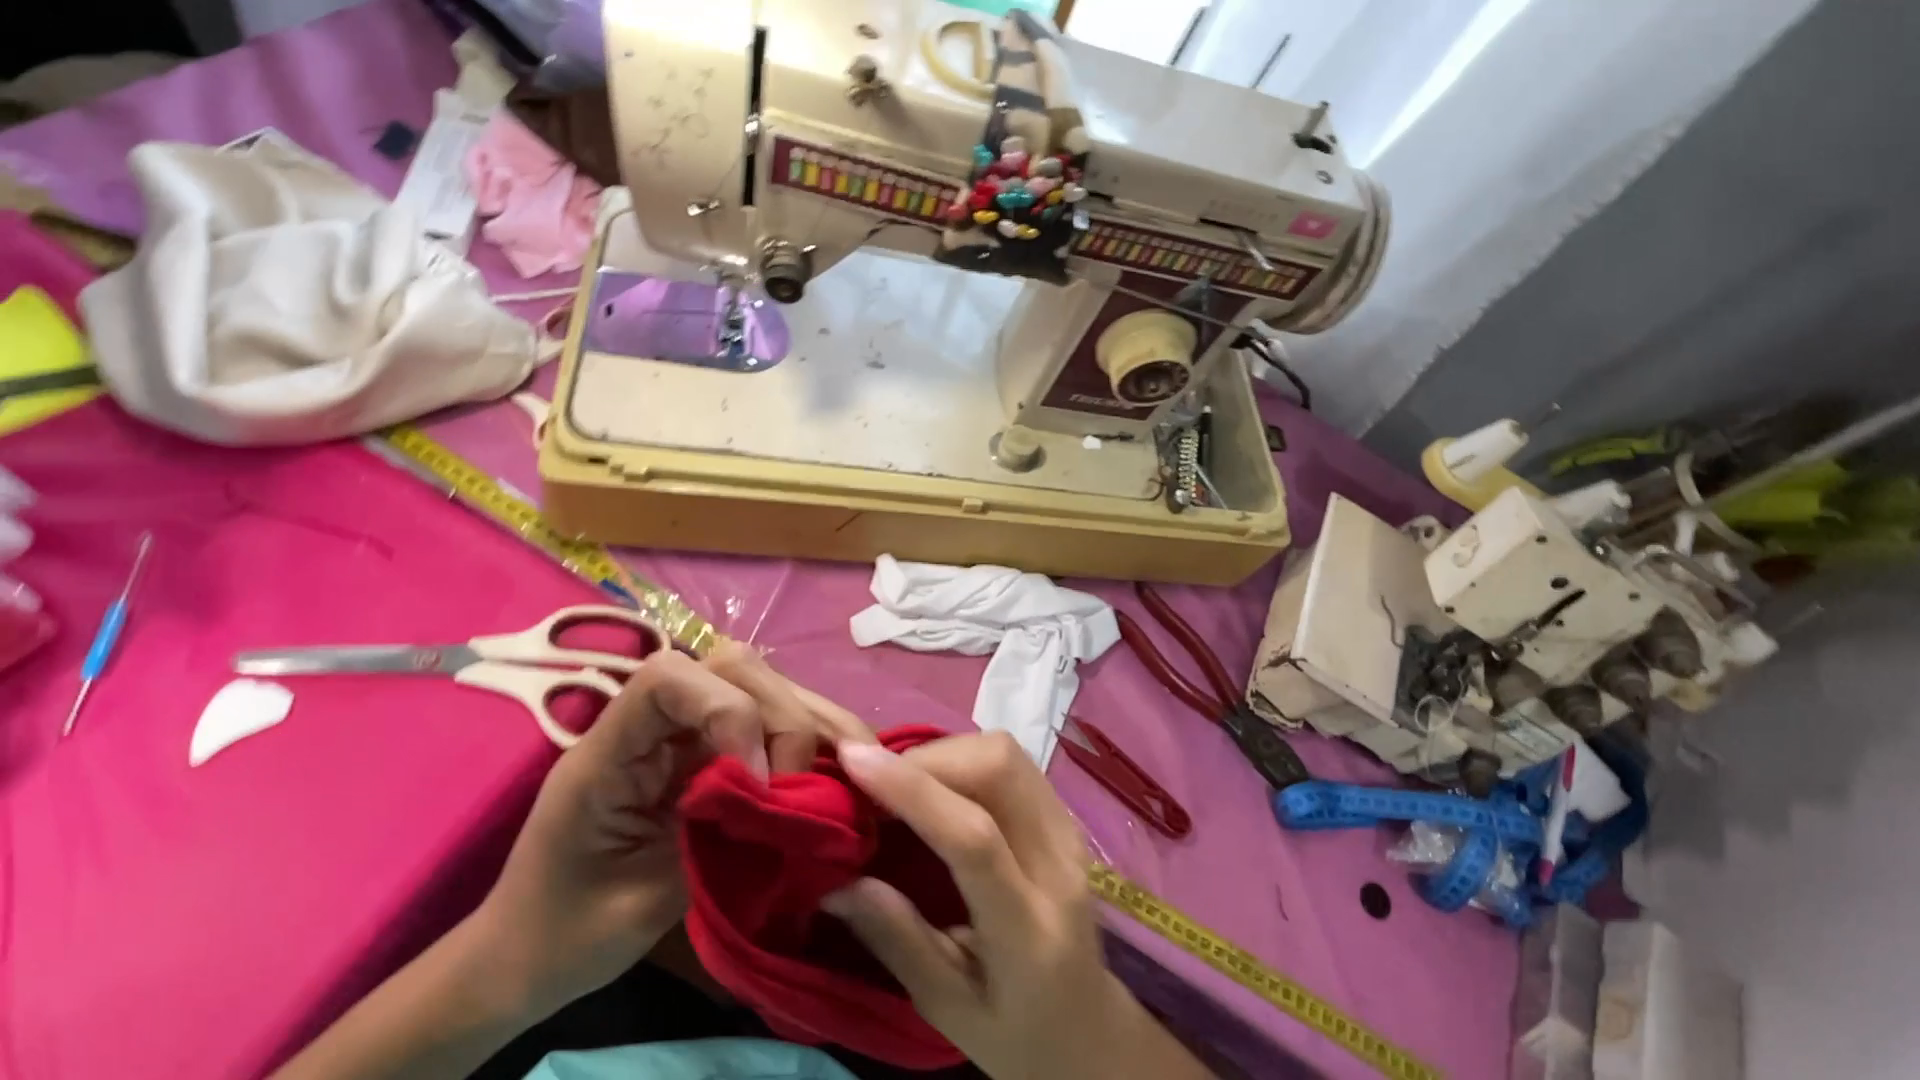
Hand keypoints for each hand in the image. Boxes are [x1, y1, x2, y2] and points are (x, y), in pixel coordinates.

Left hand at [476, 642, 874, 1016]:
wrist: (527, 957)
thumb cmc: (565, 939)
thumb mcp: (642, 905)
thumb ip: (718, 847)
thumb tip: (797, 816)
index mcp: (605, 754)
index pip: (669, 679)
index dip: (727, 712)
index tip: (754, 784)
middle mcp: (646, 728)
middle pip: (731, 667)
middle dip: (781, 720)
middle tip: (797, 794)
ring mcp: (679, 738)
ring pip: (758, 687)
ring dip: (804, 726)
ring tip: (829, 783)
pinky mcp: (705, 756)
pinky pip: (764, 725)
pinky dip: (805, 745)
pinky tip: (828, 780)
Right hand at [822, 734, 1199, 1079]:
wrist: (1091, 1033)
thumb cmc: (1015, 1034)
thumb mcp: (947, 1008)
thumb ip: (897, 940)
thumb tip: (837, 880)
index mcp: (1029, 928)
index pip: (974, 838)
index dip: (912, 790)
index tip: (853, 761)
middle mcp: (1060, 866)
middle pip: (999, 770)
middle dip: (927, 760)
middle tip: (874, 785)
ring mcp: (1071, 835)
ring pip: (1008, 754)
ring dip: (946, 755)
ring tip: (901, 786)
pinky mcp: (1068, 820)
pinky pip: (1014, 764)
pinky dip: (965, 760)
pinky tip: (936, 788)